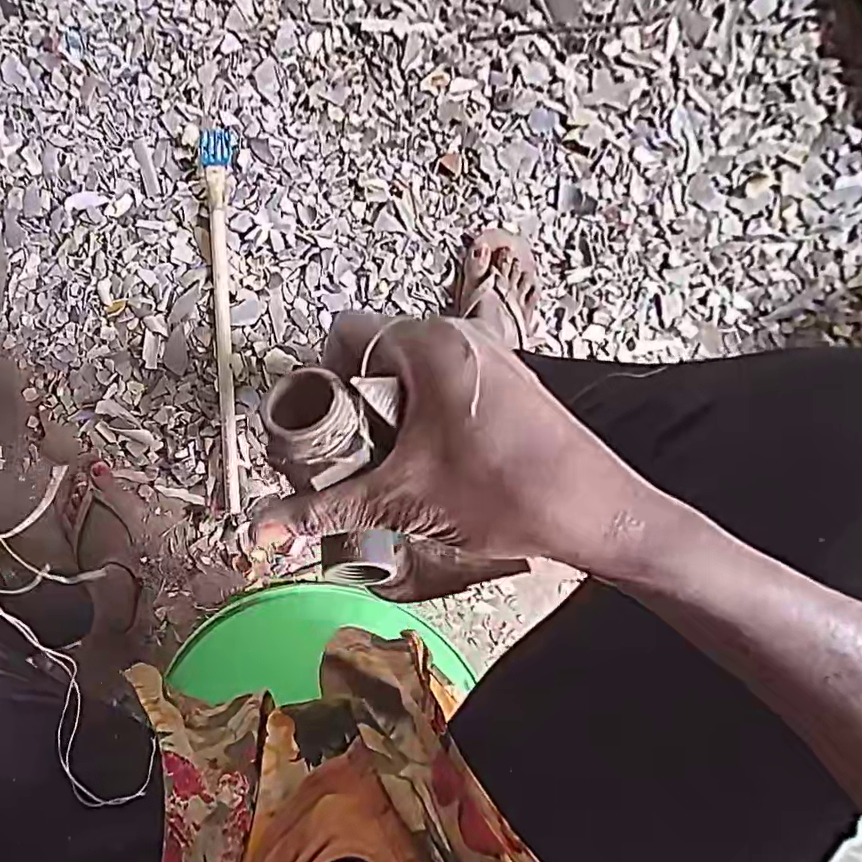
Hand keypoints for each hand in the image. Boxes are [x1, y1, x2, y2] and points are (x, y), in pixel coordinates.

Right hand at [252, 315, 668, 599]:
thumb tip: (263, 526)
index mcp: (428, 344)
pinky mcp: (501, 379)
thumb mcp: (399, 499)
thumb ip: (322, 508)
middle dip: (348, 402)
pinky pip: (436, 381)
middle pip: (370, 352)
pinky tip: (422, 459)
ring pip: (402, 369)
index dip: (319, 380)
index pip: (341, 335)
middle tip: (349, 452)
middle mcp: (457, 335)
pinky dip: (414, 413)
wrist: (598, 514)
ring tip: (384, 461)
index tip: (322, 426)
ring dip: (381, 411)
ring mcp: (484, 354)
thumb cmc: (507, 493)